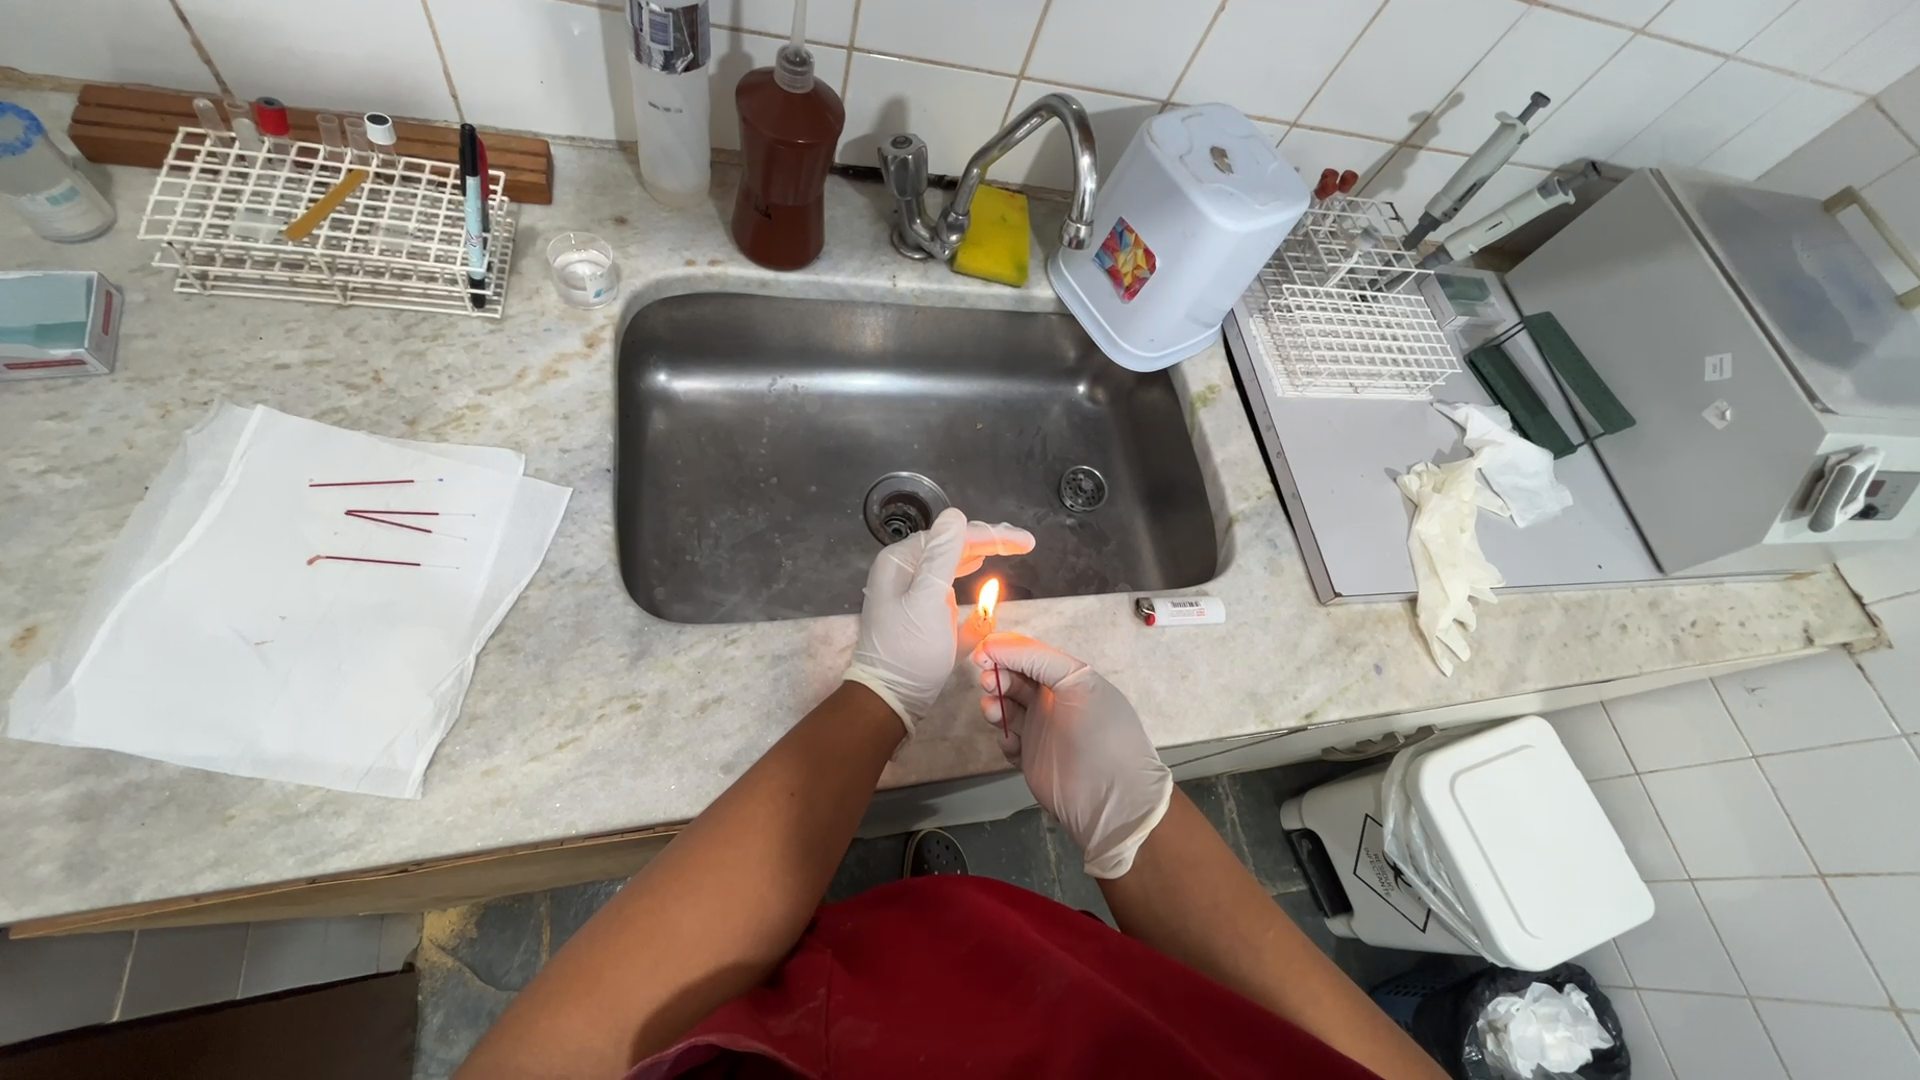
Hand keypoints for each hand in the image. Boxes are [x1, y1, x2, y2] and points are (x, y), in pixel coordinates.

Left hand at [844, 508, 1034, 731]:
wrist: (889, 699)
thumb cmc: (908, 650)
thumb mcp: (929, 599)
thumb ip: (943, 555)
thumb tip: (956, 515)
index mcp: (902, 561)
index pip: (952, 536)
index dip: (991, 534)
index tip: (1027, 542)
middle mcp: (905, 572)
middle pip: (952, 545)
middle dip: (988, 539)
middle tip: (1024, 542)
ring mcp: (913, 594)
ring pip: (951, 563)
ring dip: (978, 552)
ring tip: (1007, 548)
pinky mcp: (922, 615)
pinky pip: (948, 587)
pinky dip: (966, 576)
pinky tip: (979, 570)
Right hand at [971, 634, 1171, 878]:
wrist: (1111, 798)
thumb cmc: (1099, 732)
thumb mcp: (1077, 681)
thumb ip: (1035, 657)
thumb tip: (993, 644)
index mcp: (1068, 678)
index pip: (1028, 655)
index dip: (1003, 651)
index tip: (982, 655)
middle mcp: (1053, 701)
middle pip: (1013, 679)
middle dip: (997, 677)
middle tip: (989, 683)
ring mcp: (1041, 730)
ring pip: (1006, 708)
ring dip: (995, 706)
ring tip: (995, 713)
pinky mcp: (1030, 757)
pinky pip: (1006, 739)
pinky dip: (1003, 737)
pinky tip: (1013, 745)